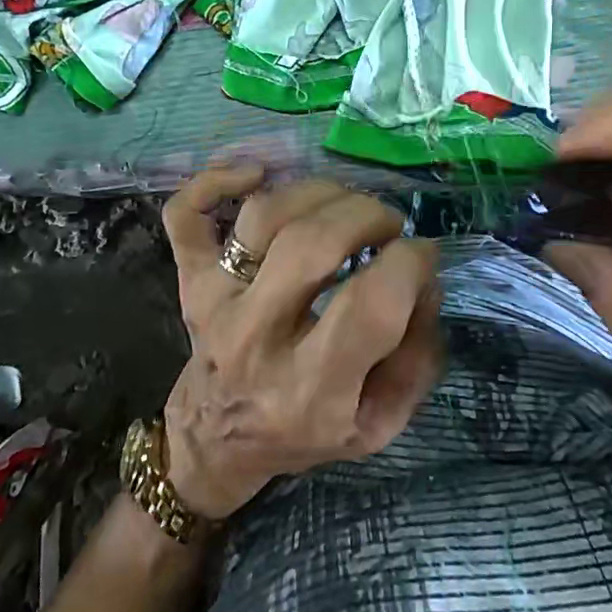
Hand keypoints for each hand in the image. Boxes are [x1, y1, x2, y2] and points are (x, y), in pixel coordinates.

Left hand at [155, 168, 444, 518]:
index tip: (422, 253)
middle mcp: (256, 337)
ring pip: (261, 216)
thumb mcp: (377, 426)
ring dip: (316, 192)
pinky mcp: (188, 279)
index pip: (369, 306)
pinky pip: (185, 216)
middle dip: (366, 216)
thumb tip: (426, 282)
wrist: (216, 438)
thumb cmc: (303, 432)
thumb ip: (416, 360)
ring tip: (344, 205)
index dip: (410, 264)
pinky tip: (256, 173)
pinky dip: (213, 180)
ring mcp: (214, 302)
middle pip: (311, 245)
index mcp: (311, 388)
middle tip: (388, 223)